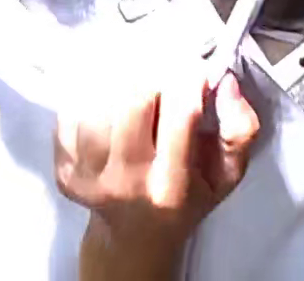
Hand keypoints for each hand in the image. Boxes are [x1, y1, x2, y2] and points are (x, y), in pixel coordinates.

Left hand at [56, 71, 260, 279]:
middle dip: (151, 73)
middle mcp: (127, 184)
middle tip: (159, 67)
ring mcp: (89, 177)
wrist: (133, 237)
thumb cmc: (184, 196)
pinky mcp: (64, 169)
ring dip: (118, 78)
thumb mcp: (223, 175)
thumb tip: (225, 83)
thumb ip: (238, 131)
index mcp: (172, 188)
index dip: (189, 78)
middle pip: (133, 99)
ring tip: (133, 79)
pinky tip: (105, 95)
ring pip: (100, 101)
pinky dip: (89, 92)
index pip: (181, 114)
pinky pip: (72, 110)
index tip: (193, 67)